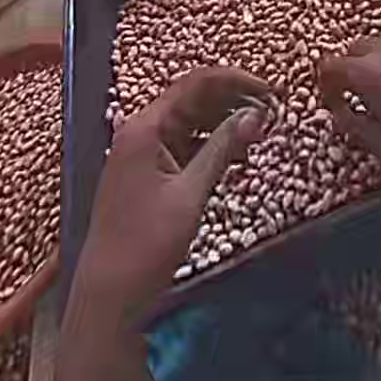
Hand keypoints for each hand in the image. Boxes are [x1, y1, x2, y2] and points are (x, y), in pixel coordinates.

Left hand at [71, 68, 274, 325]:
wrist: (109, 299)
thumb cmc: (147, 244)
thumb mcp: (191, 193)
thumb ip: (223, 147)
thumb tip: (256, 114)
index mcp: (146, 126)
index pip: (196, 83)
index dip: (235, 80)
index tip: (269, 90)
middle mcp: (143, 130)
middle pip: (194, 99)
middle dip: (233, 100)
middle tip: (271, 110)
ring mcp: (145, 151)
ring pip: (193, 121)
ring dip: (225, 122)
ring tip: (260, 129)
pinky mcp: (151, 171)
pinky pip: (187, 144)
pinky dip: (212, 144)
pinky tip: (237, 152)